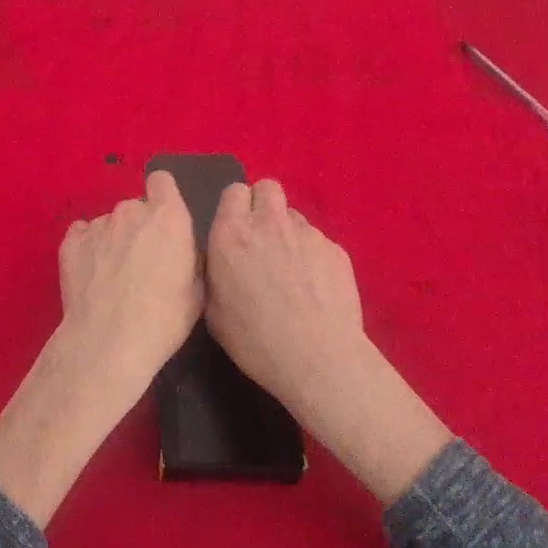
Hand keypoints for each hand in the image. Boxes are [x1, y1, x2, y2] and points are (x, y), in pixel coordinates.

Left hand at [56, 170, 203, 393]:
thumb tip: (180, 251)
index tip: (164, 219)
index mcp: (167, 217)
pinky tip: (91, 276)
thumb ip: (189, 258)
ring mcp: (97, 225)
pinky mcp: (70, 242)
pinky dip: (88, 249)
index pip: (162, 181)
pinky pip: (82, 236)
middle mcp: (131, 211)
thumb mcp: (197, 291)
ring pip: (109, 224)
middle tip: (142, 262)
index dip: (163, 196)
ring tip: (113, 276)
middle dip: (140, 228)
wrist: (108, 342)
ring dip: (113, 241)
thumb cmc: (164, 319)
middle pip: (136, 208)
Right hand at [203, 179, 365, 412]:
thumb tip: (221, 261)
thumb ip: (214, 272)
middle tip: (260, 237)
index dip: (234, 207)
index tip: (234, 230)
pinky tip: (315, 287)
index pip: (233, 191)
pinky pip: (318, 241)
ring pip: (293, 215)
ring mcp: (306, 233)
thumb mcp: (213, 310)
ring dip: (287, 232)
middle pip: (267, 187)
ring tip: (290, 268)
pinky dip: (313, 255)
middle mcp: (268, 223)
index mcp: (231, 234)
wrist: (318, 360)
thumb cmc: (255, 341)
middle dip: (262, 205)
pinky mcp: (335, 249)